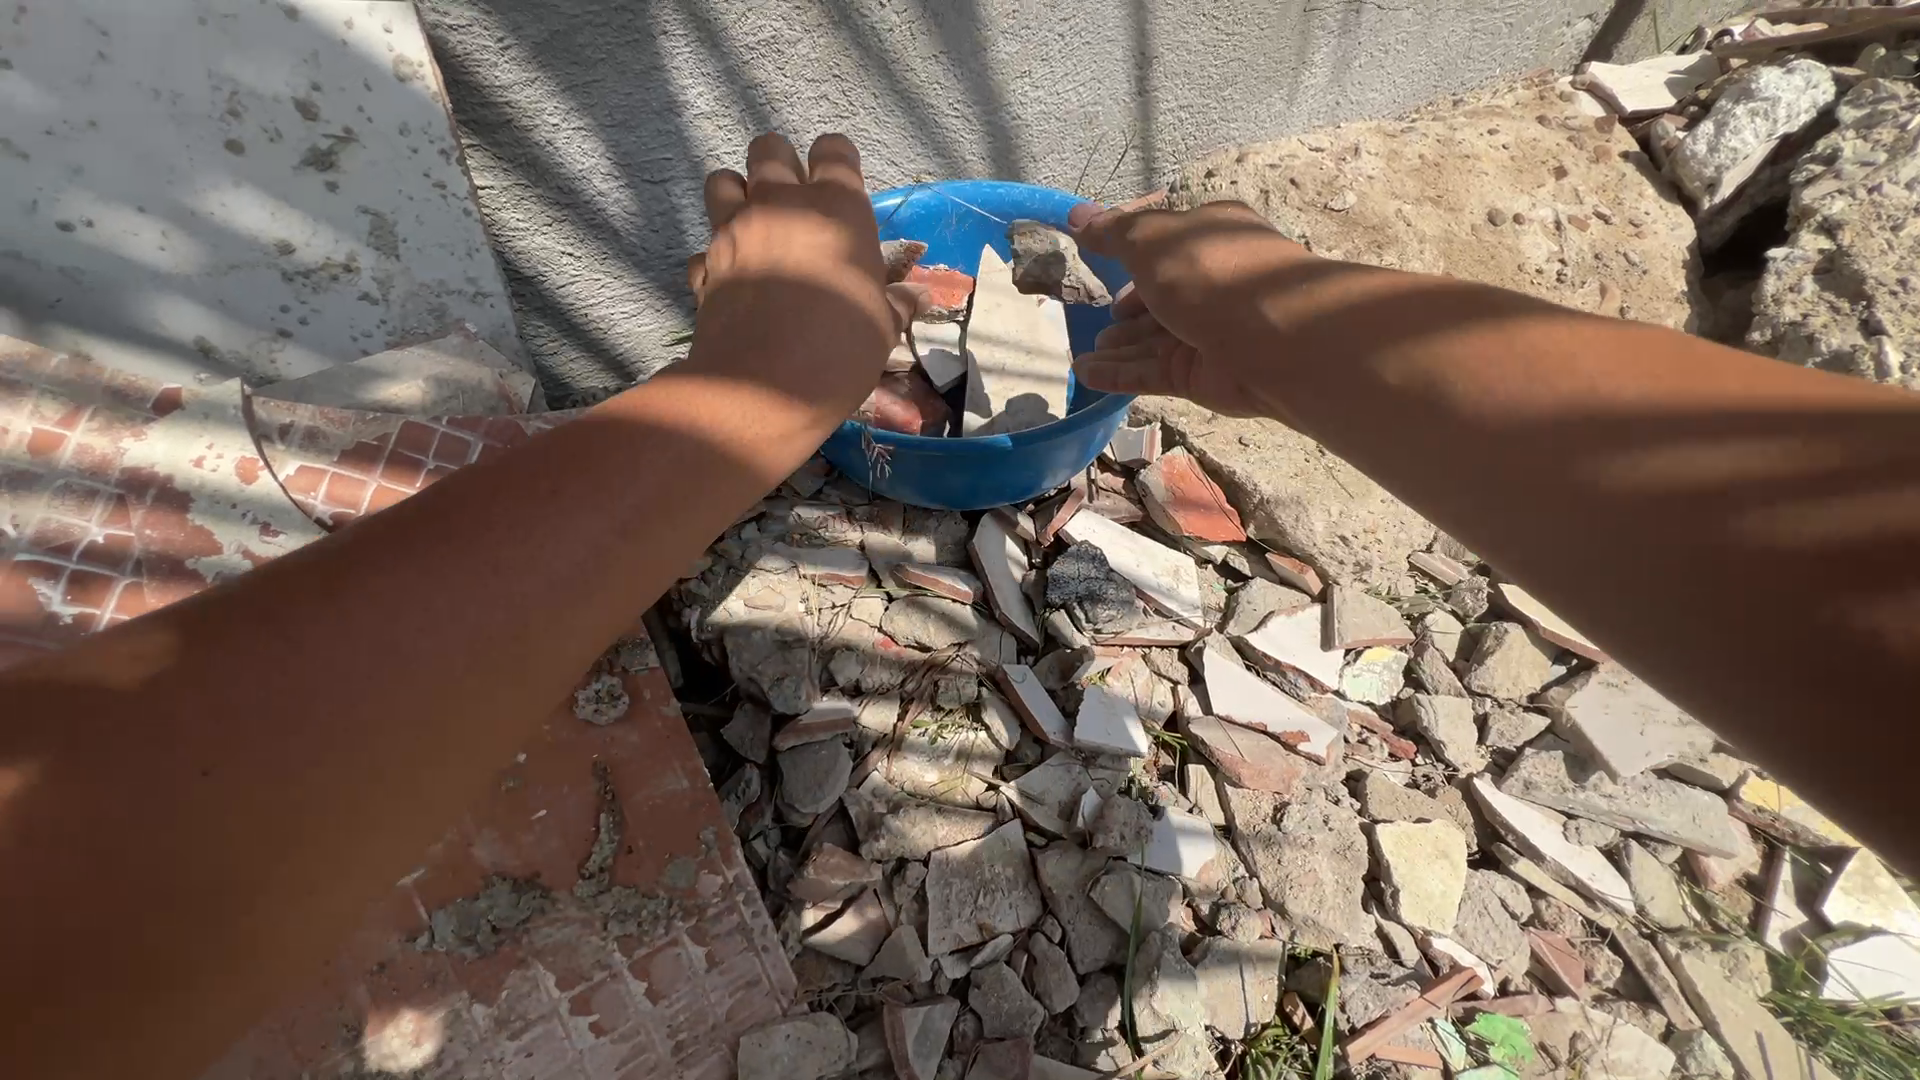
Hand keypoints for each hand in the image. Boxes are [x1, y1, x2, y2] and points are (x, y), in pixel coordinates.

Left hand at [684, 133, 923, 411]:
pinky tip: (731, 279)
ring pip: (723, 180)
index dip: (837, 161)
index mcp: (836, 210)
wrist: (765, 389)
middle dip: (780, 165)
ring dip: (738, 194)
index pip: (834, 150)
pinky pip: (704, 245)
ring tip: (754, 226)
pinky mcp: (705, 265)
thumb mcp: (882, 329)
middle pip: (770, 148)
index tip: (841, 185)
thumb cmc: (841, 352)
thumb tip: (915, 296)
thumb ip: (895, 303)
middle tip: (794, 202)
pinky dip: (715, 256)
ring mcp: (733, 231)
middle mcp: (781, 205)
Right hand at [1067, 200, 1316, 417]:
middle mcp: (1210, 285)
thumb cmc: (1210, 275)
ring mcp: (1205, 333)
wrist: (1272, 339)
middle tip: (1100, 318)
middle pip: (1160, 297)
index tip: (1098, 259)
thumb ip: (1113, 233)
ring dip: (1119, 345)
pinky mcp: (1198, 375)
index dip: (1133, 251)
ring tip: (1086, 352)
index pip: (1166, 243)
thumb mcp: (1152, 241)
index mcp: (1209, 239)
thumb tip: (1077, 215)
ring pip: (1152, 340)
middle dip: (1128, 309)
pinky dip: (1118, 373)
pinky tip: (1085, 374)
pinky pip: (1150, 372)